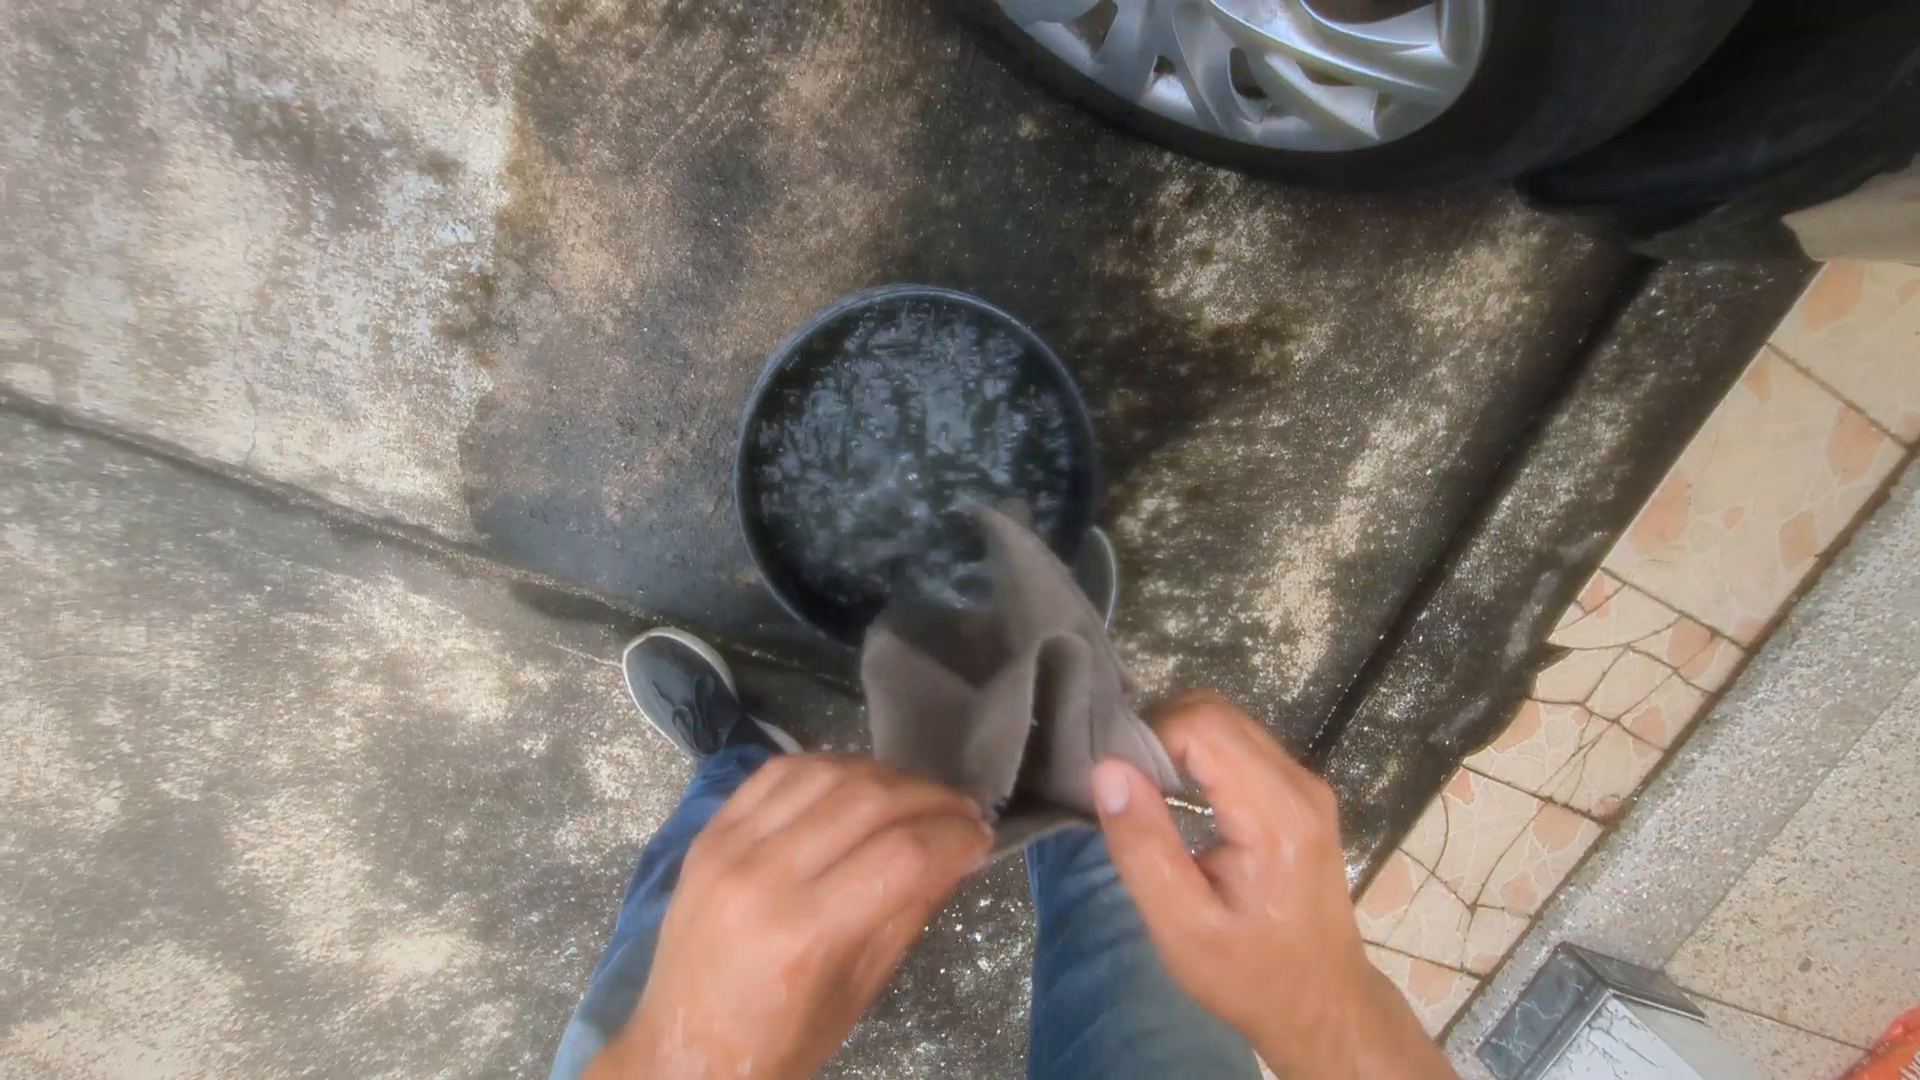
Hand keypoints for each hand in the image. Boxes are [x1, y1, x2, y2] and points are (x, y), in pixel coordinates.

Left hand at [587, 755, 992, 1079]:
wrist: (679, 1053)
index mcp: (802, 934)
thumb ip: (910, 909)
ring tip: (914, 795)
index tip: (982, 835)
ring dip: (886, 775)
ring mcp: (728, 844)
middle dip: (931, 797)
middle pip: (869, 800)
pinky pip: (781, 770)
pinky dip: (831, 766)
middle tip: (962, 809)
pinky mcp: (710, 830)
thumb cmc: (778, 1041)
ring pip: (828, 771)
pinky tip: (857, 782)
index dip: (955, 836)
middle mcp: (762, 875)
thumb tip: (960, 848)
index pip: (902, 855)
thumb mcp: (859, 992)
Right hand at [1088, 693, 1456, 1079]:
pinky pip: (1239, 741)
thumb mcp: (1181, 925)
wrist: (1323, 1007)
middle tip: (1125, 778)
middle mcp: (1299, 784)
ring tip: (1146, 785)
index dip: (1150, 736)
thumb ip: (1142, 845)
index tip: (1120, 778)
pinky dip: (1197, 749)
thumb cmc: (1249, 974)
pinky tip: (1176, 790)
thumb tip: (1107, 768)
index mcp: (1276, 815)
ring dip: (1176, 737)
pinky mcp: (1299, 790)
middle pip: (1216, 712)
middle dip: (1159, 730)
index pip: (1204, 726)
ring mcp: (1304, 784)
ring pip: (1227, 720)